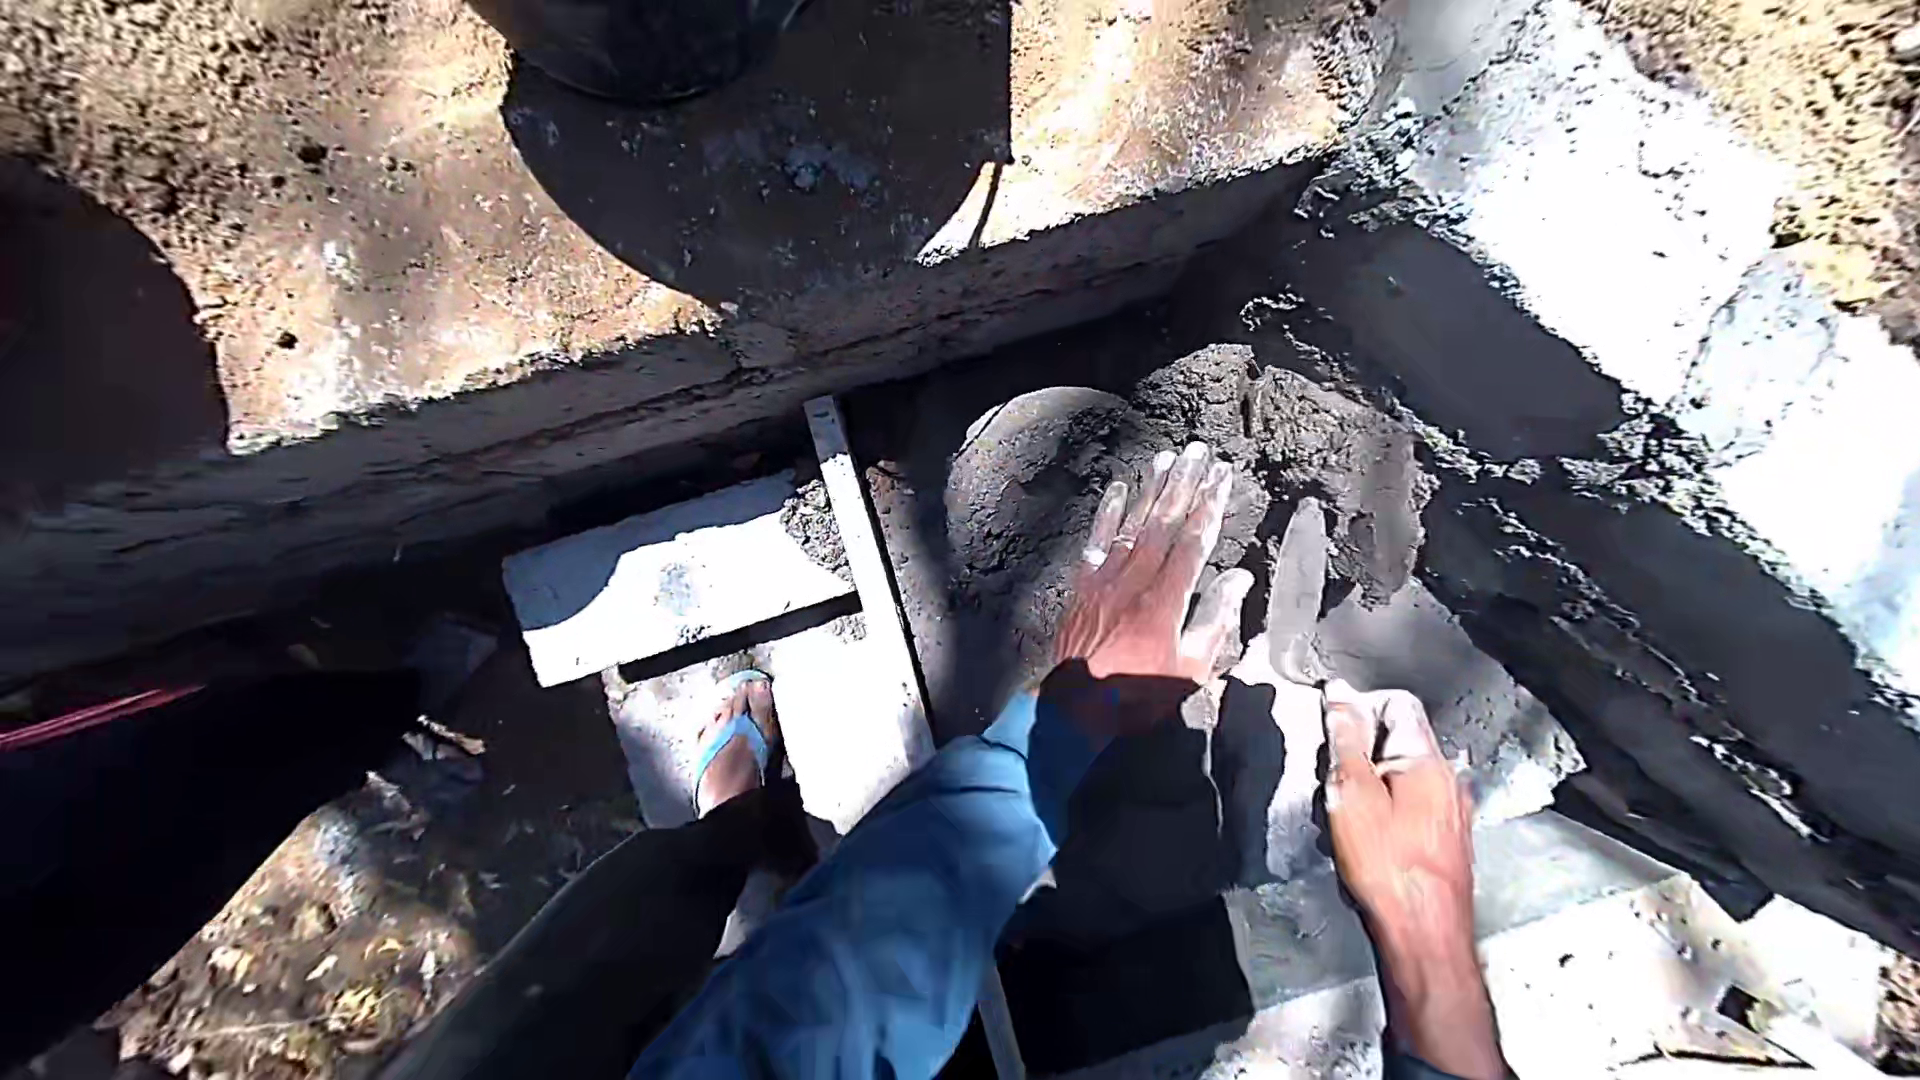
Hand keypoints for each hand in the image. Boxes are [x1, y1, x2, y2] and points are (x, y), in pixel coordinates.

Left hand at [1046, 441, 1253, 736]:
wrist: (1077, 705)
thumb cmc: (1139, 693)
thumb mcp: (1190, 669)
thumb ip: (1216, 621)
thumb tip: (1239, 580)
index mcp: (1165, 601)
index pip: (1193, 542)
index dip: (1209, 506)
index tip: (1221, 476)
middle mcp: (1134, 581)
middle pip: (1163, 523)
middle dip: (1183, 485)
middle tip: (1198, 452)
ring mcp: (1105, 578)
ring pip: (1133, 525)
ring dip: (1151, 490)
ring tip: (1166, 459)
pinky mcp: (1083, 583)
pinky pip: (1097, 539)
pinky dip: (1108, 513)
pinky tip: (1118, 488)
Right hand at [1324, 680, 1505, 1079]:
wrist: (1423, 931)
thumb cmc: (1383, 858)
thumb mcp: (1351, 789)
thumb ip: (1346, 736)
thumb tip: (1340, 690)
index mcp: (1428, 759)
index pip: (1398, 702)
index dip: (1360, 704)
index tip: (1333, 729)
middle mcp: (1450, 777)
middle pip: (1398, 736)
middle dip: (1361, 745)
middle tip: (1333, 774)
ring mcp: (1453, 807)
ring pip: (1402, 768)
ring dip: (1370, 775)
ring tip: (1345, 804)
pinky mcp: (1448, 833)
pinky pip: (1411, 797)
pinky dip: (1385, 800)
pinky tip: (1366, 828)